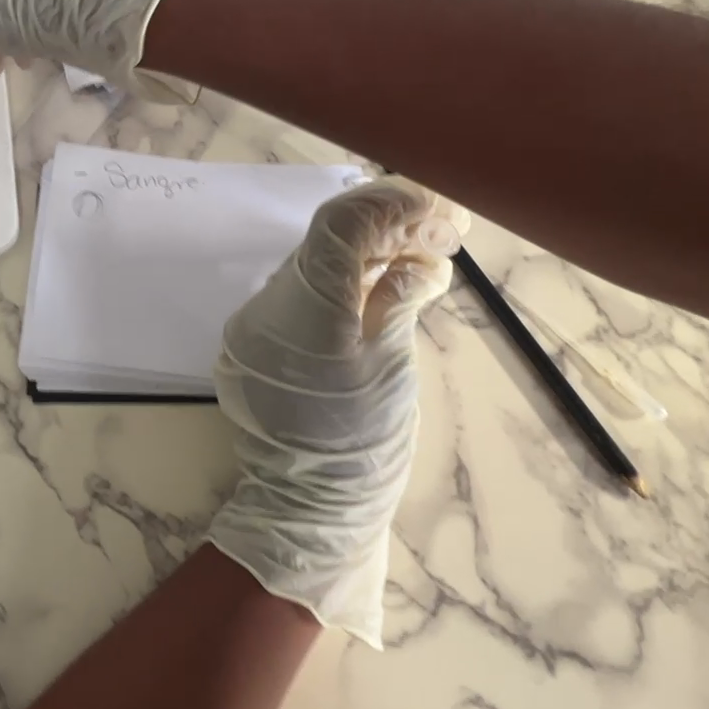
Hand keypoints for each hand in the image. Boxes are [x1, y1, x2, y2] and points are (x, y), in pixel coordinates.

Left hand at [206, 178, 467, 646]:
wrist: (308, 504)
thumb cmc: (361, 444)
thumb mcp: (390, 369)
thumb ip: (397, 299)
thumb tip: (417, 253)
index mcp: (305, 313)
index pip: (339, 227)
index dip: (390, 203)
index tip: (438, 206)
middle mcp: (270, 305)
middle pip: (329, 239)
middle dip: (390, 222)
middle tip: (447, 229)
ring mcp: (260, 319)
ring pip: (321, 260)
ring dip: (374, 247)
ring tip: (431, 250)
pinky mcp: (261, 333)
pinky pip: (309, 288)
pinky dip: (351, 275)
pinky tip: (392, 275)